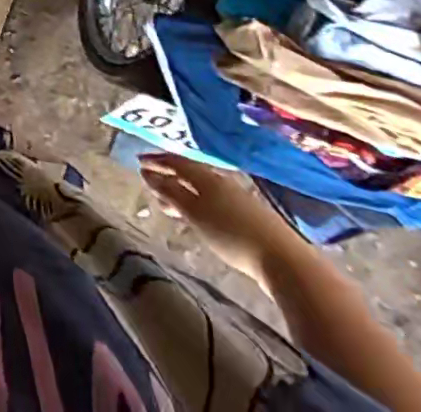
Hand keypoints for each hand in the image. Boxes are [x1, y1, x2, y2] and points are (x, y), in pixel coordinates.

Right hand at [140, 154, 305, 283]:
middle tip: (148, 181)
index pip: (177, 162)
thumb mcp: (194, 212)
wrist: (282, 259)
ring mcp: (235, 199)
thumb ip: (170, 192)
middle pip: (189, 174)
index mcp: (207, 178)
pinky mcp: (245, 217)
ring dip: (181, 192)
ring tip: (165, 203)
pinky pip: (211, 202)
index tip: (139, 161)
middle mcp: (221, 183)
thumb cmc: (231, 233)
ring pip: (200, 189)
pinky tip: (194, 217)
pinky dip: (195, 204)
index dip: (156, 160)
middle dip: (167, 176)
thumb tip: (148, 174)